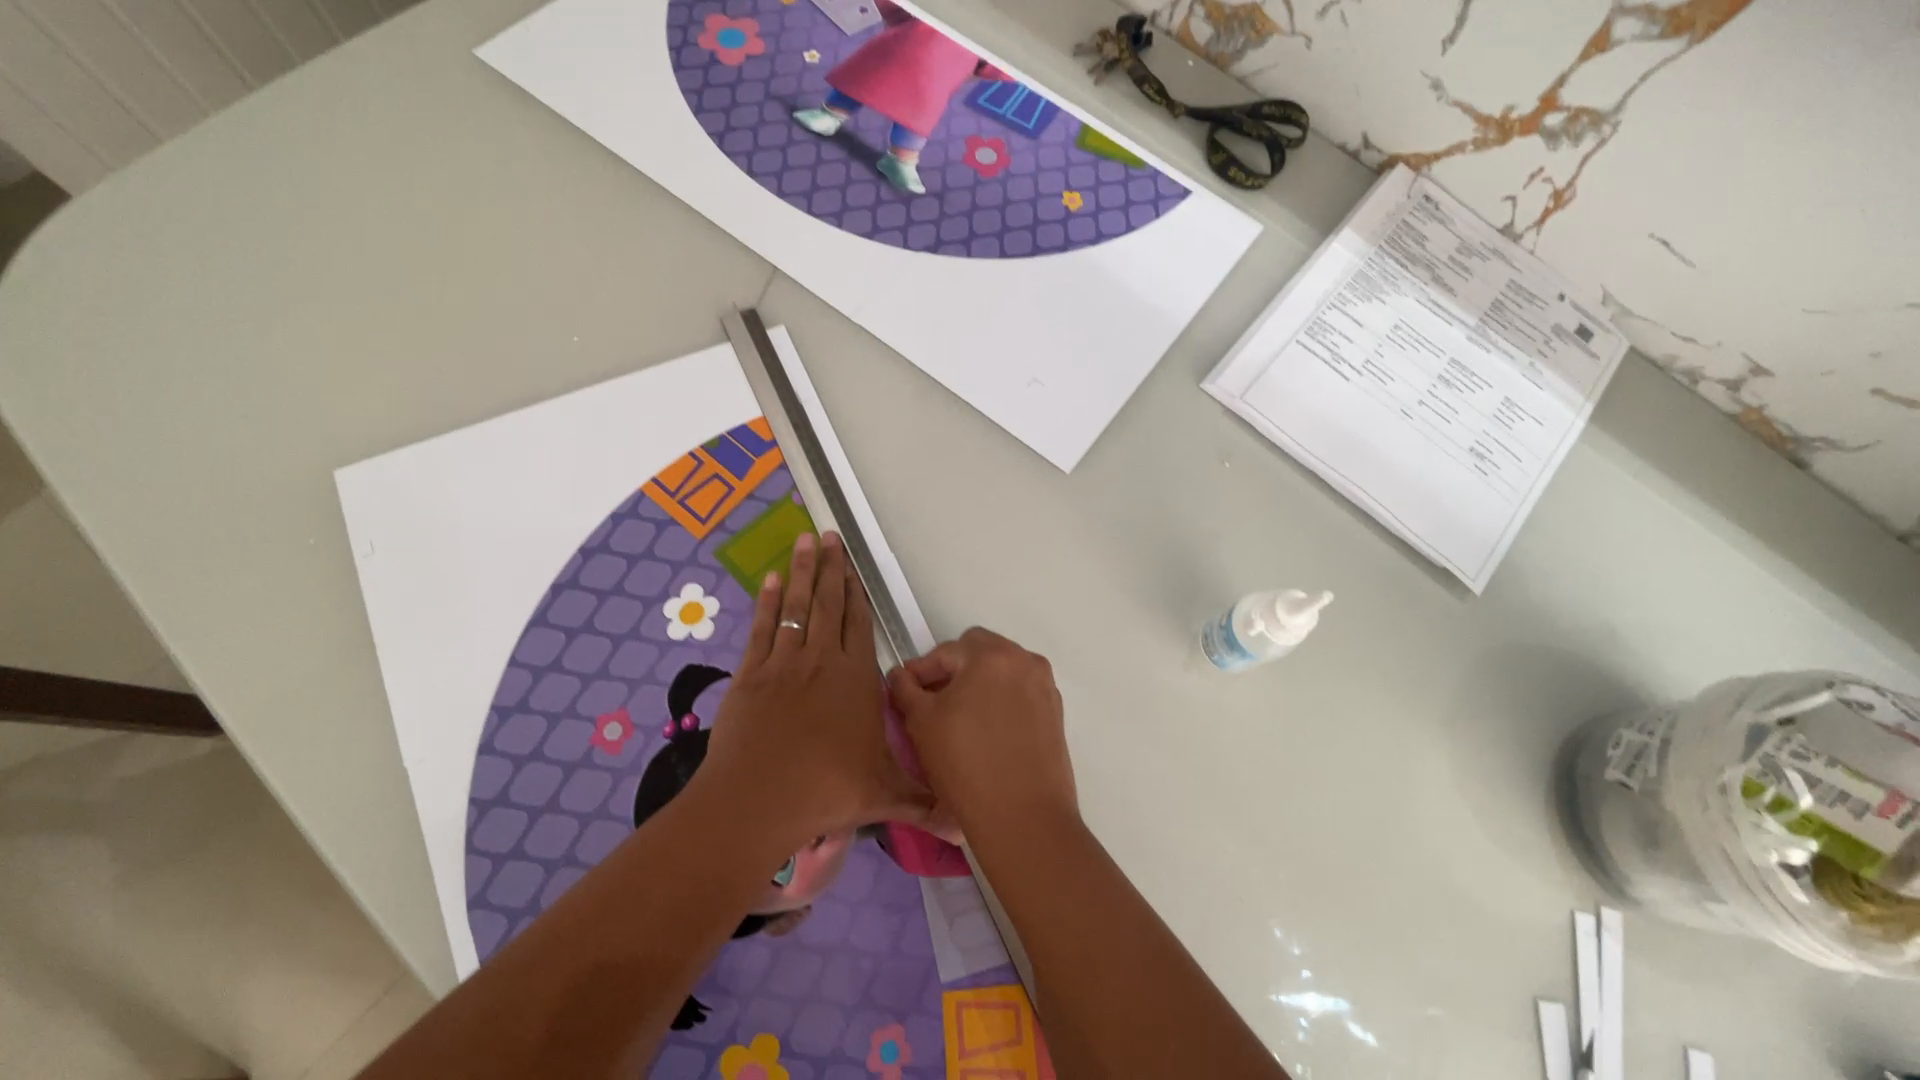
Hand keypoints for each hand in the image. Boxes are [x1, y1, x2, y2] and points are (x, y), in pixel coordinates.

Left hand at [692, 532, 931, 847]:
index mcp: (856, 680)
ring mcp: (783, 665)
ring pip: (796, 608)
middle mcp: (822, 662)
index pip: (860, 625)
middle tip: (828, 535)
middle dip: (831, 568)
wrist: (759, 799)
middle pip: (829, 605)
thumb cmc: (827, 790)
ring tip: (803, 540)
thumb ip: (924, 804)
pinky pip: (762, 629)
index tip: (855, 564)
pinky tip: (771, 581)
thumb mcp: (884, 797)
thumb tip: (966, 826)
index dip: (858, 592)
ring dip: (802, 573)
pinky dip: (768, 603)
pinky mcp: (750, 676)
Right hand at [886, 628, 1076, 834]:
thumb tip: (901, 676)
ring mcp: (1045, 687)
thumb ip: (906, 690)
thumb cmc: (965, 764)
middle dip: (954, 671)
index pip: (947, 651)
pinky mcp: (1055, 714)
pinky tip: (985, 733)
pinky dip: (1000, 702)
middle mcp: (1025, 661)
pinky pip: (1020, 695)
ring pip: (1002, 673)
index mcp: (992, 655)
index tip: (905, 691)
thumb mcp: (921, 723)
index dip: (921, 670)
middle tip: (933, 701)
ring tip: (959, 718)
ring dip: (979, 685)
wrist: (1023, 817)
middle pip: (980, 652)